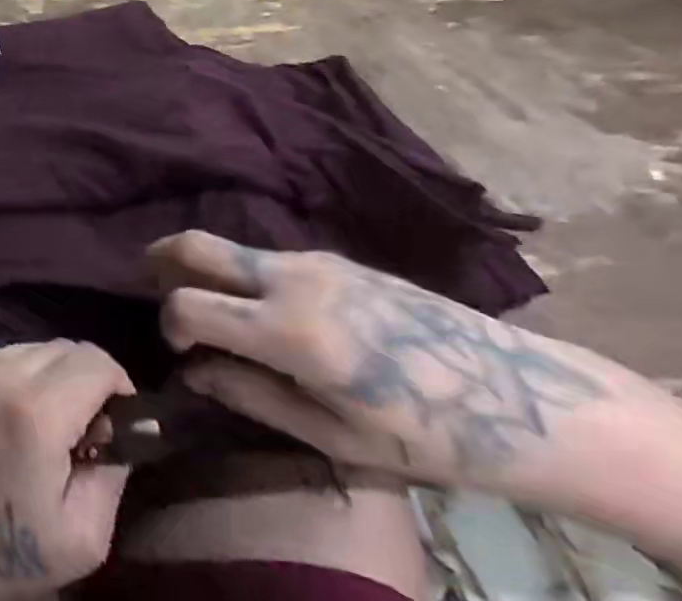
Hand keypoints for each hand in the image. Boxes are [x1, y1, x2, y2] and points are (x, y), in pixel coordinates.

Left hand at [0, 341, 133, 599]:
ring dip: (59, 376)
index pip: (96, 362)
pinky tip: (21, 414)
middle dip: (92, 382)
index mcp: (35, 410)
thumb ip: (115, 471)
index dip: (122, 389)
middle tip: (89, 432)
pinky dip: (28, 374)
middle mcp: (0, 371)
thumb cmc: (6, 548)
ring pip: (39, 347)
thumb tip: (129, 428)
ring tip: (53, 425)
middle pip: (69, 348)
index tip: (120, 426)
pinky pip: (9, 353)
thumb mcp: (84, 535)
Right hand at [147, 231, 645, 502]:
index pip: (187, 306)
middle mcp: (291, 281)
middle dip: (159, 259)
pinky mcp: (336, 259)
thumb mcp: (334, 436)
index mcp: (289, 332)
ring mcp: (315, 262)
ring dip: (203, 267)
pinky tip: (262, 304)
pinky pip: (265, 255)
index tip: (180, 350)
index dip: (169, 325)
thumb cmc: (431, 435)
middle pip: (194, 245)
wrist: (532, 401)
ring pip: (228, 246)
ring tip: (208, 301)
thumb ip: (250, 395)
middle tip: (149, 283)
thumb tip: (192, 371)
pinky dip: (242, 271)